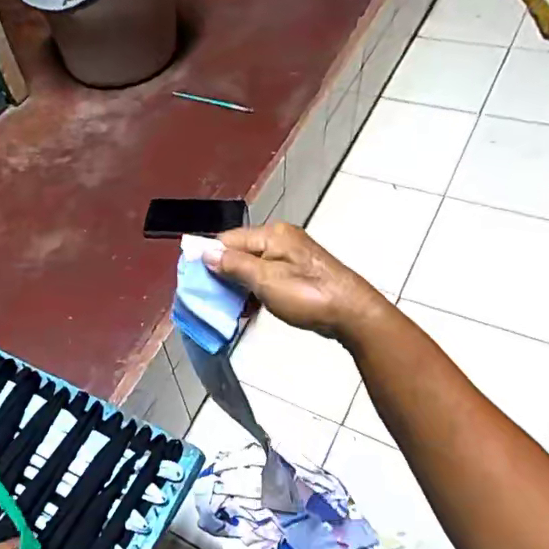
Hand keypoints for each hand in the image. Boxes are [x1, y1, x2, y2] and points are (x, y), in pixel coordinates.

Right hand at [203, 223, 390, 341]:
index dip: (209, 259)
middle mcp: (280, 239)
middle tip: (214, 301)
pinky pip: (266, 278)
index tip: (197, 283)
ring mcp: (290, 257)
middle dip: (224, 276)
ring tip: (232, 309)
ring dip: (239, 288)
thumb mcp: (265, 281)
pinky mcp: (297, 274)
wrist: (351, 313)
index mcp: (272, 234)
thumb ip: (234, 266)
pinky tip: (250, 310)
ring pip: (252, 268)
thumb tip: (205, 253)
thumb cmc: (309, 296)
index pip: (227, 240)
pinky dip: (255, 292)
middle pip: (239, 252)